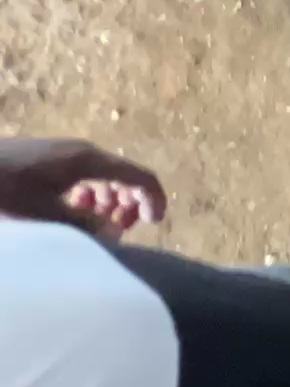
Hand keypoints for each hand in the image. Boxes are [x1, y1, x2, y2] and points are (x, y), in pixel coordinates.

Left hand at [0, 138, 166, 240]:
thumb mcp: (38, 212)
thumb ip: (80, 223)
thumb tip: (112, 235)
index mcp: (90, 161)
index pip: (141, 177)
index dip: (153, 199)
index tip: (153, 222)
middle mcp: (83, 152)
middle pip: (124, 175)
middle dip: (128, 202)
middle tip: (120, 225)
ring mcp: (61, 152)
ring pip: (102, 175)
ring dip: (106, 199)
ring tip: (91, 218)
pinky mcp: (42, 157)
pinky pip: (80, 174)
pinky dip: (86, 192)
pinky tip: (67, 205)